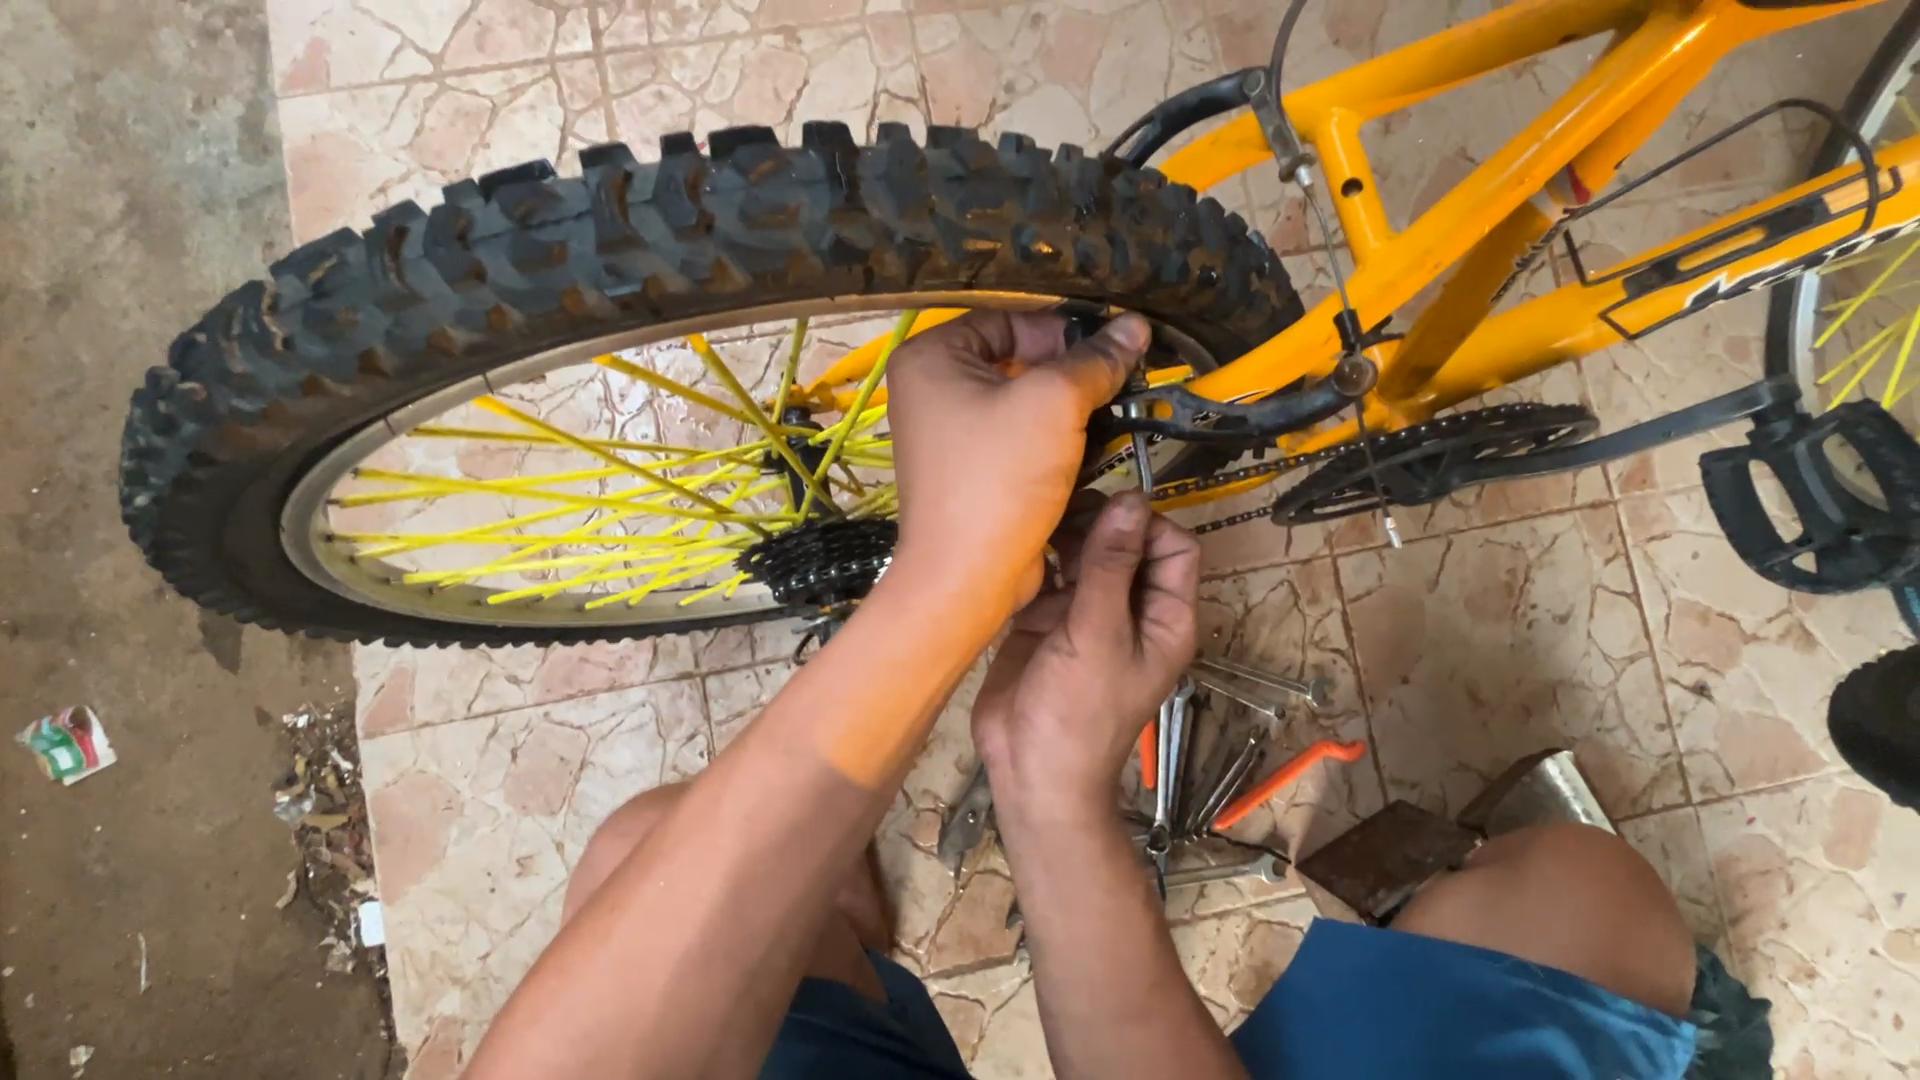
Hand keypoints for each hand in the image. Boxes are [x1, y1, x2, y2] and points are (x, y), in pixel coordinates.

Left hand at [885, 310, 1148, 606]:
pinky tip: (1086, 452)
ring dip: (1065, 411)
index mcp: (930, 359)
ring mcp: (946, 436)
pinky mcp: (968, 473)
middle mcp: (929, 391)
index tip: (1105, 350)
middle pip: (1013, 361)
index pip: (1005, 320)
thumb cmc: (1000, 478)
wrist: (967, 576)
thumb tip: (1134, 326)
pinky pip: (1014, 440)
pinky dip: (1050, 442)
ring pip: (1019, 404)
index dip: (1058, 330)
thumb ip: (1094, 360)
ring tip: (1108, 419)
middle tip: (1114, 384)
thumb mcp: (1054, 404)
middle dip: (1067, 374)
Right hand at [969, 492, 1199, 820]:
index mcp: (1163, 617)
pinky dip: (1036, 561)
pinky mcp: (1045, 622)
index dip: (1147, 523)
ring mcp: (1085, 615)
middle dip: (1100, 523)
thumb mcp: (1099, 634)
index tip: (1107, 513)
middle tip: (1062, 509)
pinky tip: (1017, 548)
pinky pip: (1048, 577)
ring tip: (1036, 522)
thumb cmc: (1079, 712)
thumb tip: (1130, 500)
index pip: (1173, 548)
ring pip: (1084, 556)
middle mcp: (1129, 610)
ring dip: (1064, 537)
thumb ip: (1111, 567)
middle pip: (1126, 546)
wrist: (1030, 771)